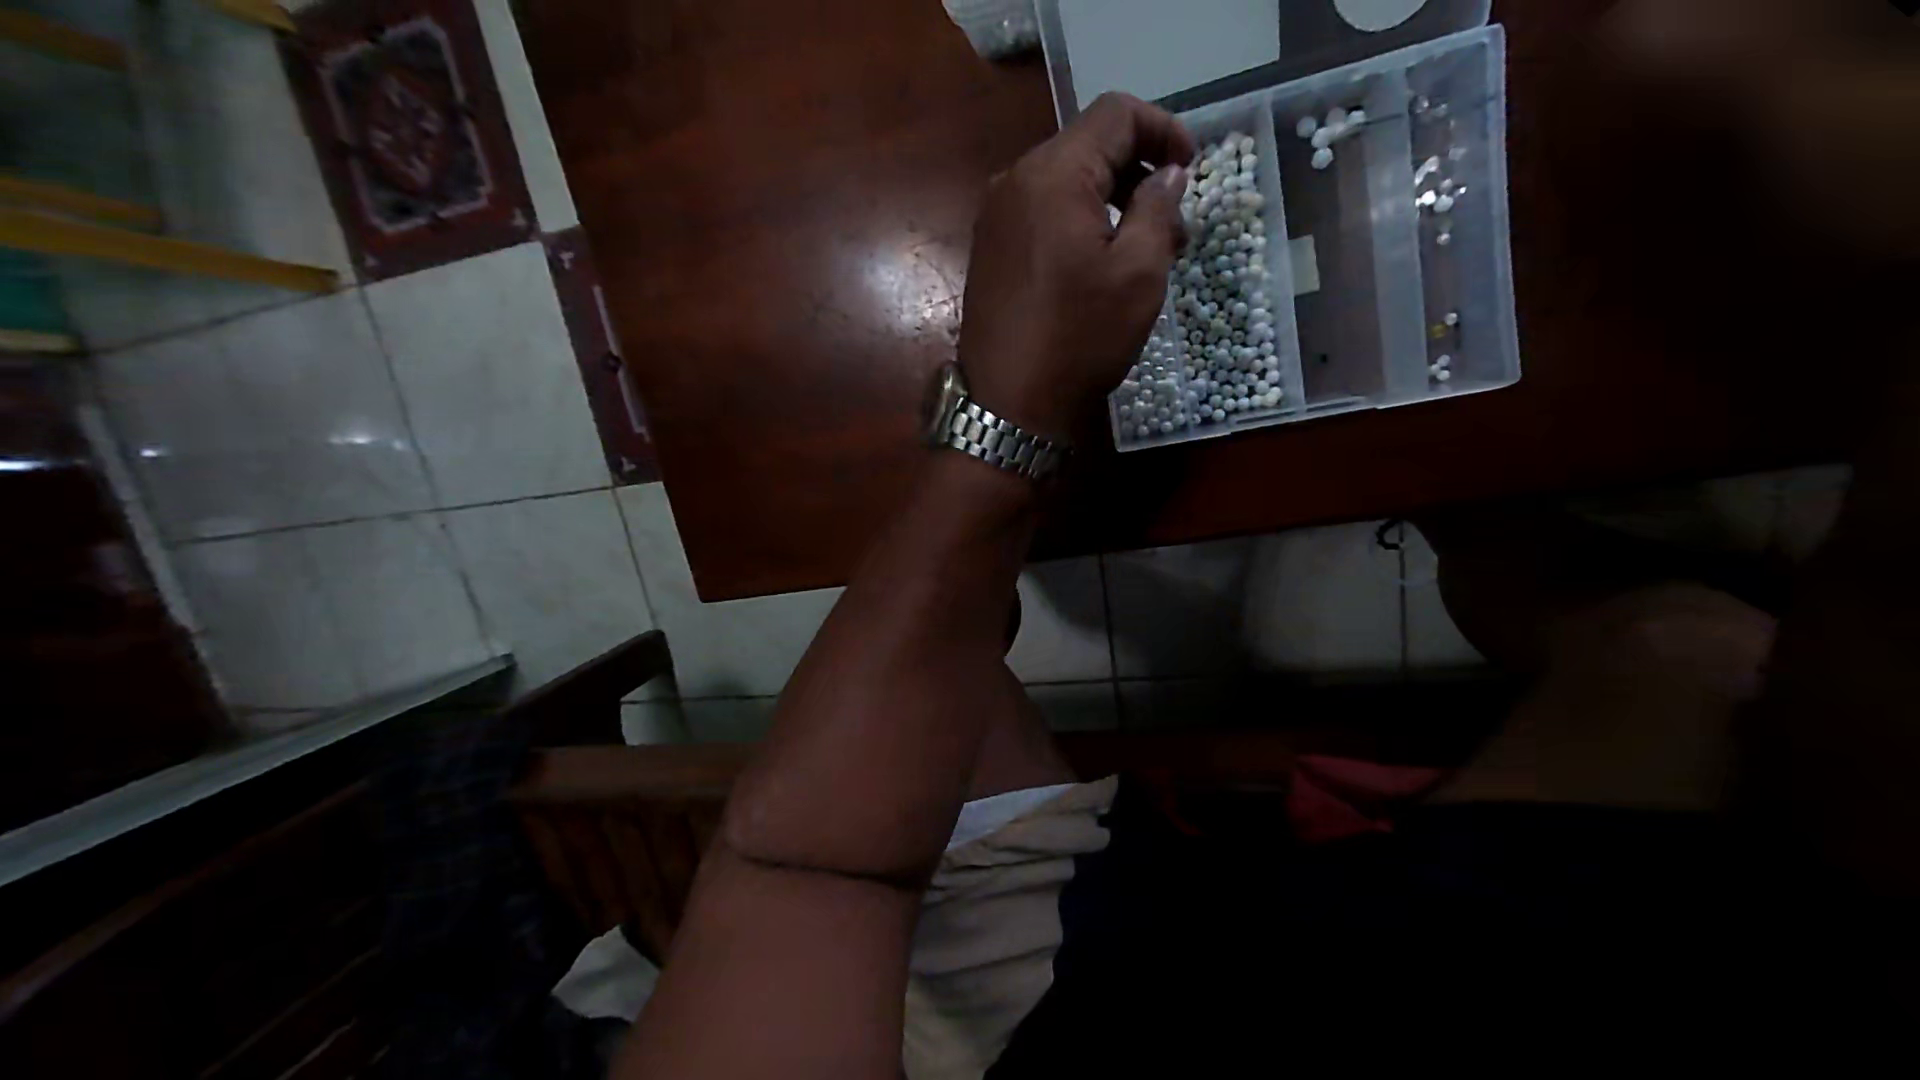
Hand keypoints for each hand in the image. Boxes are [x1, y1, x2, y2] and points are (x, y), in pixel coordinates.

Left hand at [957, 92, 1196, 441]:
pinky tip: (1099, 265)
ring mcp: (995, 219)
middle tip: (1174, 227)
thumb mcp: (1138, 274)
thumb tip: (1166, 174)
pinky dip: (1078, 223)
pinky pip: (1041, 215)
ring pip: (1064, 183)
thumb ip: (1158, 208)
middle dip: (1139, 173)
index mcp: (1051, 175)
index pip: (1115, 114)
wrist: (1008, 405)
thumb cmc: (1079, 339)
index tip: (1192, 169)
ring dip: (1110, 202)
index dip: (1163, 129)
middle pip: (1087, 147)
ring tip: (1144, 252)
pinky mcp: (990, 251)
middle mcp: (1013, 182)